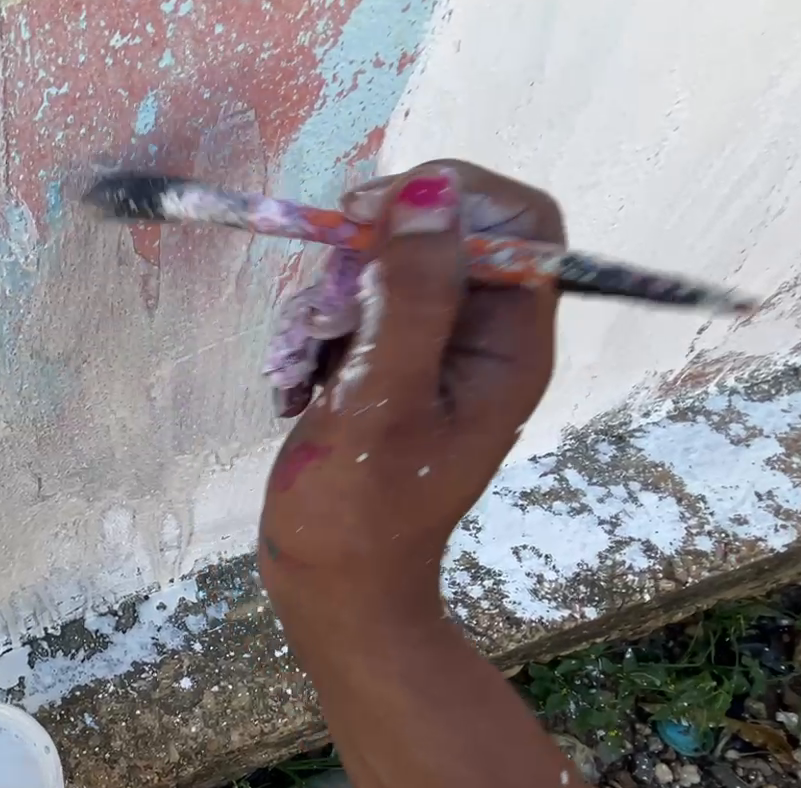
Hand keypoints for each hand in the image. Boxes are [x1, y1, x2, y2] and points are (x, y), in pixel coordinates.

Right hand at [256, 160, 562, 629]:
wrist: (326, 584)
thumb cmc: (357, 511)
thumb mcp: (381, 400)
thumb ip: (409, 296)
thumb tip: (424, 190)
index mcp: (506, 345)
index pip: (512, 223)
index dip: (444, 198)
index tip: (360, 215)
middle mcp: (471, 344)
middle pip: (429, 246)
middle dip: (356, 269)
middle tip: (315, 322)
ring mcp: (419, 362)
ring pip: (373, 283)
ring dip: (317, 313)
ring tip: (292, 372)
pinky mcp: (374, 380)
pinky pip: (342, 325)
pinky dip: (305, 346)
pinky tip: (288, 391)